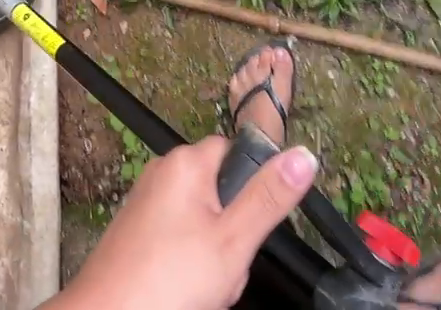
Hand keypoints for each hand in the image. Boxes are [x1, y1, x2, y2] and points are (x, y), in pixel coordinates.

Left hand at [46, 135, 318, 309]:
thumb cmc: (168, 279)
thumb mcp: (233, 240)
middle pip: (219, 191)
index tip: (249, 223)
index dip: (250, 188)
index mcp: (185, 163)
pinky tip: (185, 288)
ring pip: (202, 221)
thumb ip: (269, 198)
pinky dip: (189, 263)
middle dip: (231, 231)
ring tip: (204, 283)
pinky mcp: (138, 229)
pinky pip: (180, 239)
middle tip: (224, 262)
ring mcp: (147, 201)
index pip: (233, 151)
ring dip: (213, 254)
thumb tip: (303, 155)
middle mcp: (162, 172)